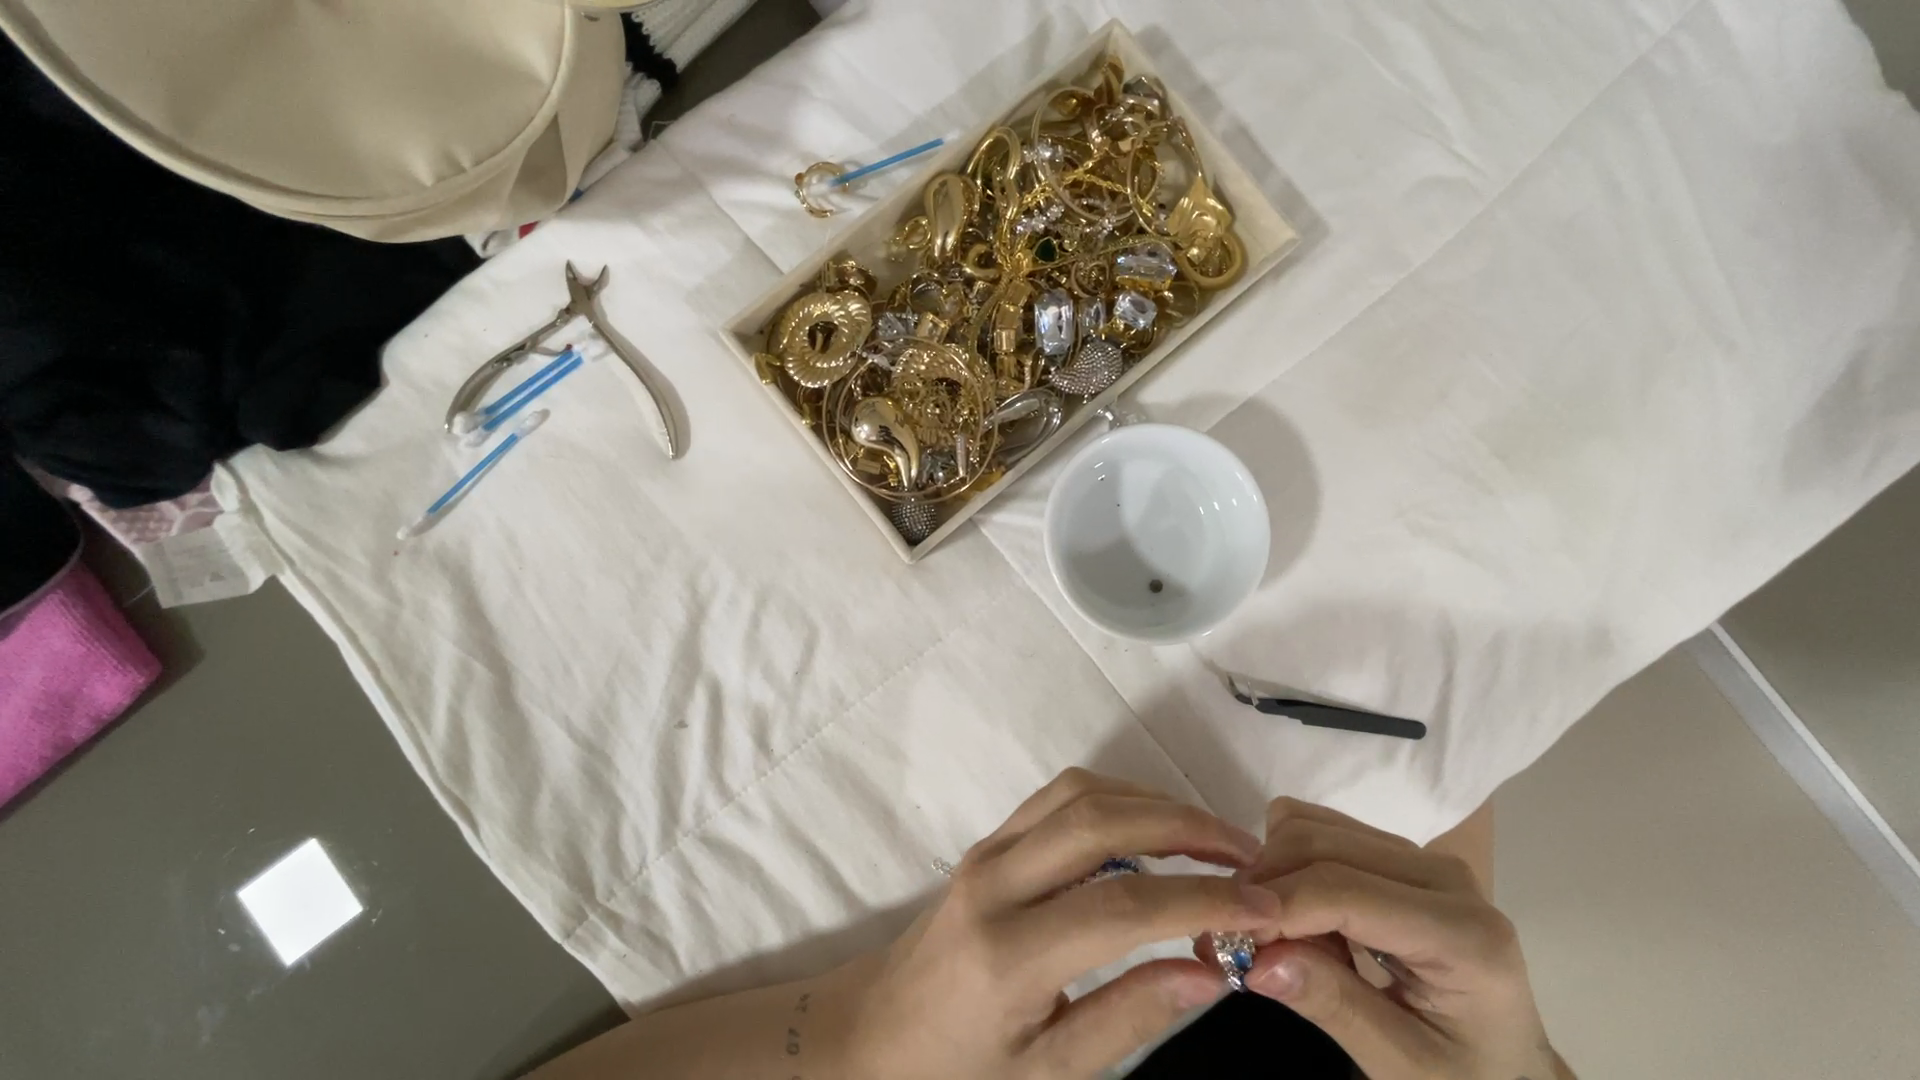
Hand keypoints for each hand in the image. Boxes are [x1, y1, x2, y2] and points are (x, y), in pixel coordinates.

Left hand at [835, 768, 1285, 1079]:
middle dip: (1184, 827)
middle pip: (1100, 822)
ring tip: (1212, 836)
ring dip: (1152, 801)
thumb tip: (1211, 972)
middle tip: (1249, 855)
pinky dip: (1117, 796)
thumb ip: (1129, 1019)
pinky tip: (1153, 824)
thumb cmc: (958, 1065)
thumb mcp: (1045, 1072)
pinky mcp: (989, 839)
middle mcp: (995, 881)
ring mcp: (988, 850)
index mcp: (1008, 953)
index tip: (1264, 906)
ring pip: (1080, 793)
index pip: (1122, 908)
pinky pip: (1059, 796)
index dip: (1200, 900)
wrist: (875, 1029)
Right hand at [1241, 798, 1573, 1079]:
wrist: (1507, 1069)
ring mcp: (1418, 856)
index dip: (1277, 906)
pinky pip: (1317, 828)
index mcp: (1462, 933)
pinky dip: (1287, 862)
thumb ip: (1335, 1007)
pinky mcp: (1396, 853)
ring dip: (1272, 872)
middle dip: (1263, 885)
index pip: (1344, 889)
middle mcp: (1443, 875)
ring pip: (1310, 825)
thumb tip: (1256, 961)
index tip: (1226, 940)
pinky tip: (1298, 914)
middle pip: (1318, 842)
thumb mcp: (1406, 1067)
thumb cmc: (1463, 1077)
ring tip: (1272, 934)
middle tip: (1233, 941)